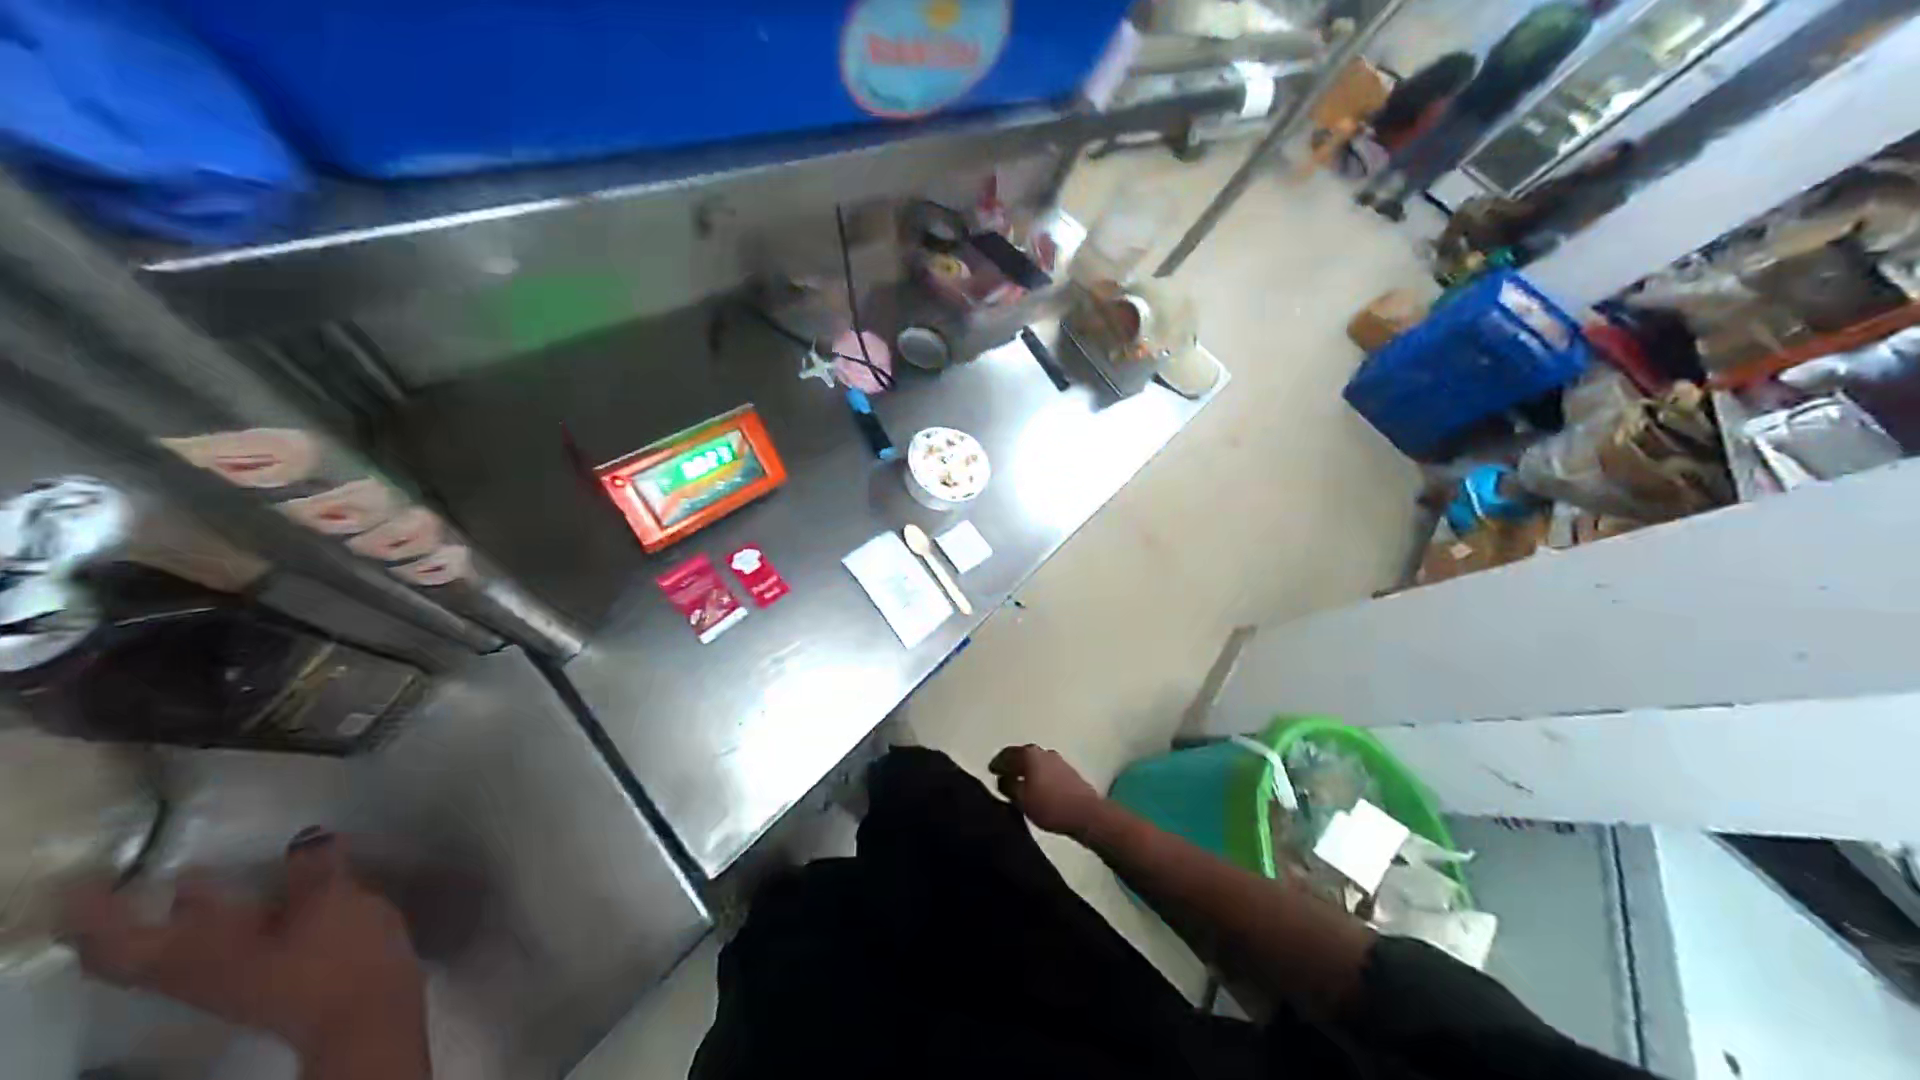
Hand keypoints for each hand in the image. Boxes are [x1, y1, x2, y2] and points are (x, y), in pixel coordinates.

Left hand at [61, 829, 428, 1075]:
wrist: (364, 1011)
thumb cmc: (337, 954)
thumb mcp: (332, 899)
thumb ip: (314, 866)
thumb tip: (305, 836)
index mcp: (197, 950)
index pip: (118, 939)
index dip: (97, 911)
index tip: (94, 882)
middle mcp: (193, 971)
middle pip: (133, 955)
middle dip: (125, 922)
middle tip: (128, 889)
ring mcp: (224, 983)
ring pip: (173, 955)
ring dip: (176, 921)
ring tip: (195, 882)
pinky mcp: (255, 986)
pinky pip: (211, 956)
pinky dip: (215, 928)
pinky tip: (253, 908)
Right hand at [989, 744, 1105, 838]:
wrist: (1086, 814)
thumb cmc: (1050, 805)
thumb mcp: (1021, 799)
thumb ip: (1008, 786)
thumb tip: (1003, 780)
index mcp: (1029, 754)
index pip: (1007, 754)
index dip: (997, 763)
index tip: (991, 771)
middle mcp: (1044, 753)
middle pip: (1022, 756)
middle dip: (1012, 765)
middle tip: (1002, 776)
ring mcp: (1059, 761)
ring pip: (1036, 763)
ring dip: (1026, 772)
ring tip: (1019, 785)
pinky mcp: (1069, 773)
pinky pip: (1046, 771)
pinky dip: (1038, 777)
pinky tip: (1036, 790)